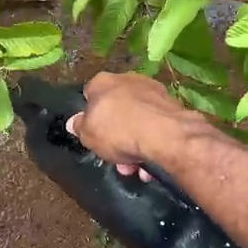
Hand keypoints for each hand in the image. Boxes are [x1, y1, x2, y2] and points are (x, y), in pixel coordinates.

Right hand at [65, 72, 211, 173]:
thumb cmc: (118, 131)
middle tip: (115, 158)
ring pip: (137, 120)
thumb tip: (74, 122)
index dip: (90, 116)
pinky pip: (155, 127)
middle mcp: (128, 80)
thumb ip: (80, 127)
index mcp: (102, 82)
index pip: (90, 95)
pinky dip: (152, 143)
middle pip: (116, 110)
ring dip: (134, 144)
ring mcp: (153, 91)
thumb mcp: (88, 135)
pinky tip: (151, 164)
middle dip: (115, 136)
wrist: (164, 135)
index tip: (93, 134)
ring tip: (135, 168)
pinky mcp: (173, 106)